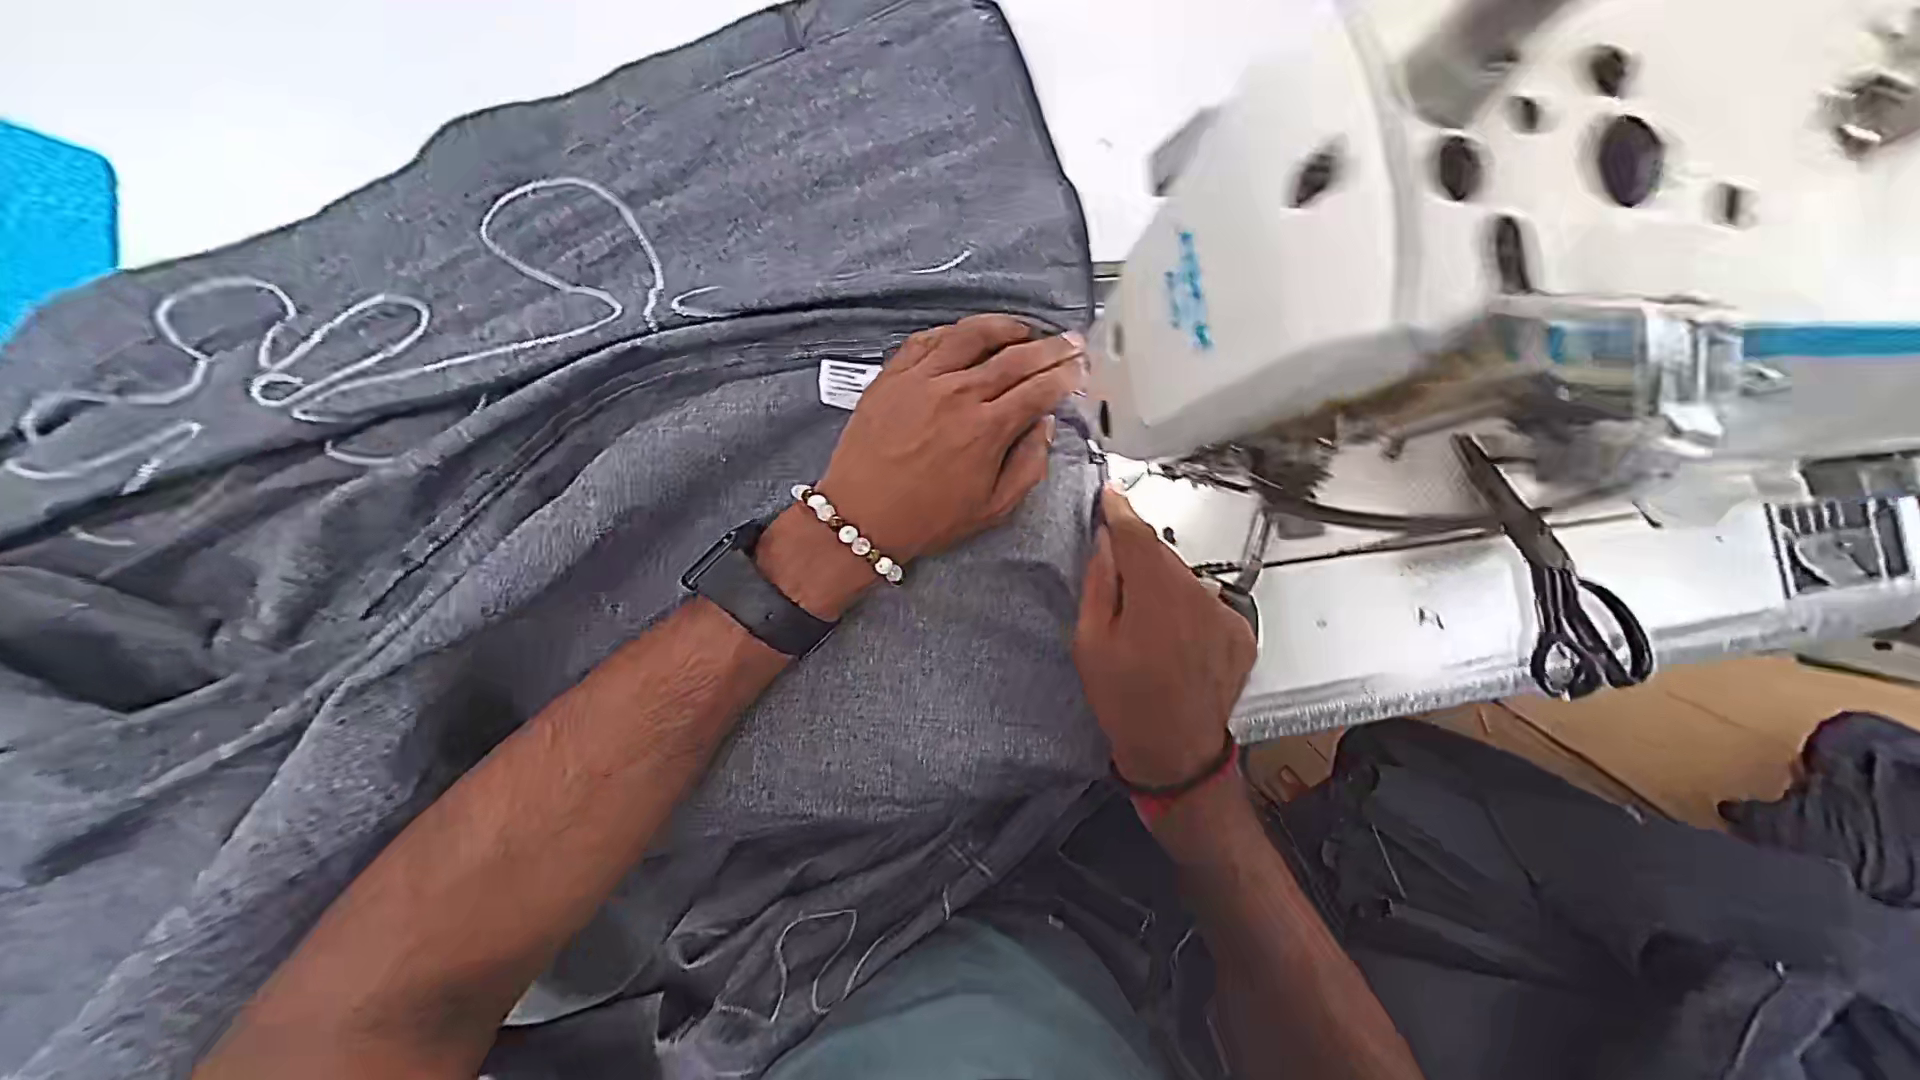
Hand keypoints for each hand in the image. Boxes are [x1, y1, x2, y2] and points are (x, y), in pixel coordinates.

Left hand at [755, 314, 1083, 620]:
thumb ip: (1028, 465)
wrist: (862, 516)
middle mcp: (959, 395)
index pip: (1040, 389)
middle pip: (1017, 356)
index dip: (1066, 375)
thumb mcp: (993, 508)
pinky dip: (955, 331)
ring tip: (1024, 329)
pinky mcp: (893, 376)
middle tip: (1070, 341)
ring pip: (974, 335)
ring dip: (1006, 326)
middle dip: (1052, 347)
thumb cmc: (925, 517)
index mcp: (987, 430)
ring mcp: (923, 380)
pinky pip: (928, 339)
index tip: (1079, 369)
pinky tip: (968, 334)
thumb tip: (1043, 427)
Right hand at [1073, 489, 1257, 787]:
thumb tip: (1105, 545)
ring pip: (1186, 578)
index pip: (1136, 535)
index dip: (1119, 511)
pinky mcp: (1240, 632)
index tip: (1110, 496)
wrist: (1176, 751)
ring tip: (1146, 629)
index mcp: (1155, 597)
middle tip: (1117, 589)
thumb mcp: (1090, 642)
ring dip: (1164, 586)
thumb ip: (1099, 584)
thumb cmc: (1126, 702)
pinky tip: (1172, 639)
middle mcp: (1197, 598)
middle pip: (1162, 555)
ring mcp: (1224, 615)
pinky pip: (1207, 602)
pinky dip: (1188, 608)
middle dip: (1138, 559)